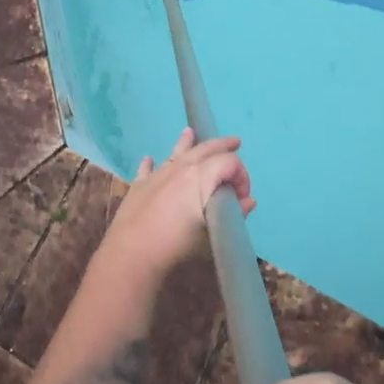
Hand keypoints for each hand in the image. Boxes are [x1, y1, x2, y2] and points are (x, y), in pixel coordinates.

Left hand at [91, 127, 254, 282]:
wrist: (134, 251)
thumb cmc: (178, 243)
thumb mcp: (212, 232)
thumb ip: (233, 213)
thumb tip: (248, 201)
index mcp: (201, 175)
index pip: (229, 162)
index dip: (242, 176)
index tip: (242, 197)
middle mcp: (180, 168)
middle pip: (205, 149)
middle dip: (222, 145)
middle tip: (235, 142)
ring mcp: (158, 174)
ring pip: (175, 152)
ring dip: (185, 142)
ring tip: (189, 131)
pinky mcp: (139, 185)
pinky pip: (147, 168)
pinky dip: (151, 163)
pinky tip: (149, 159)